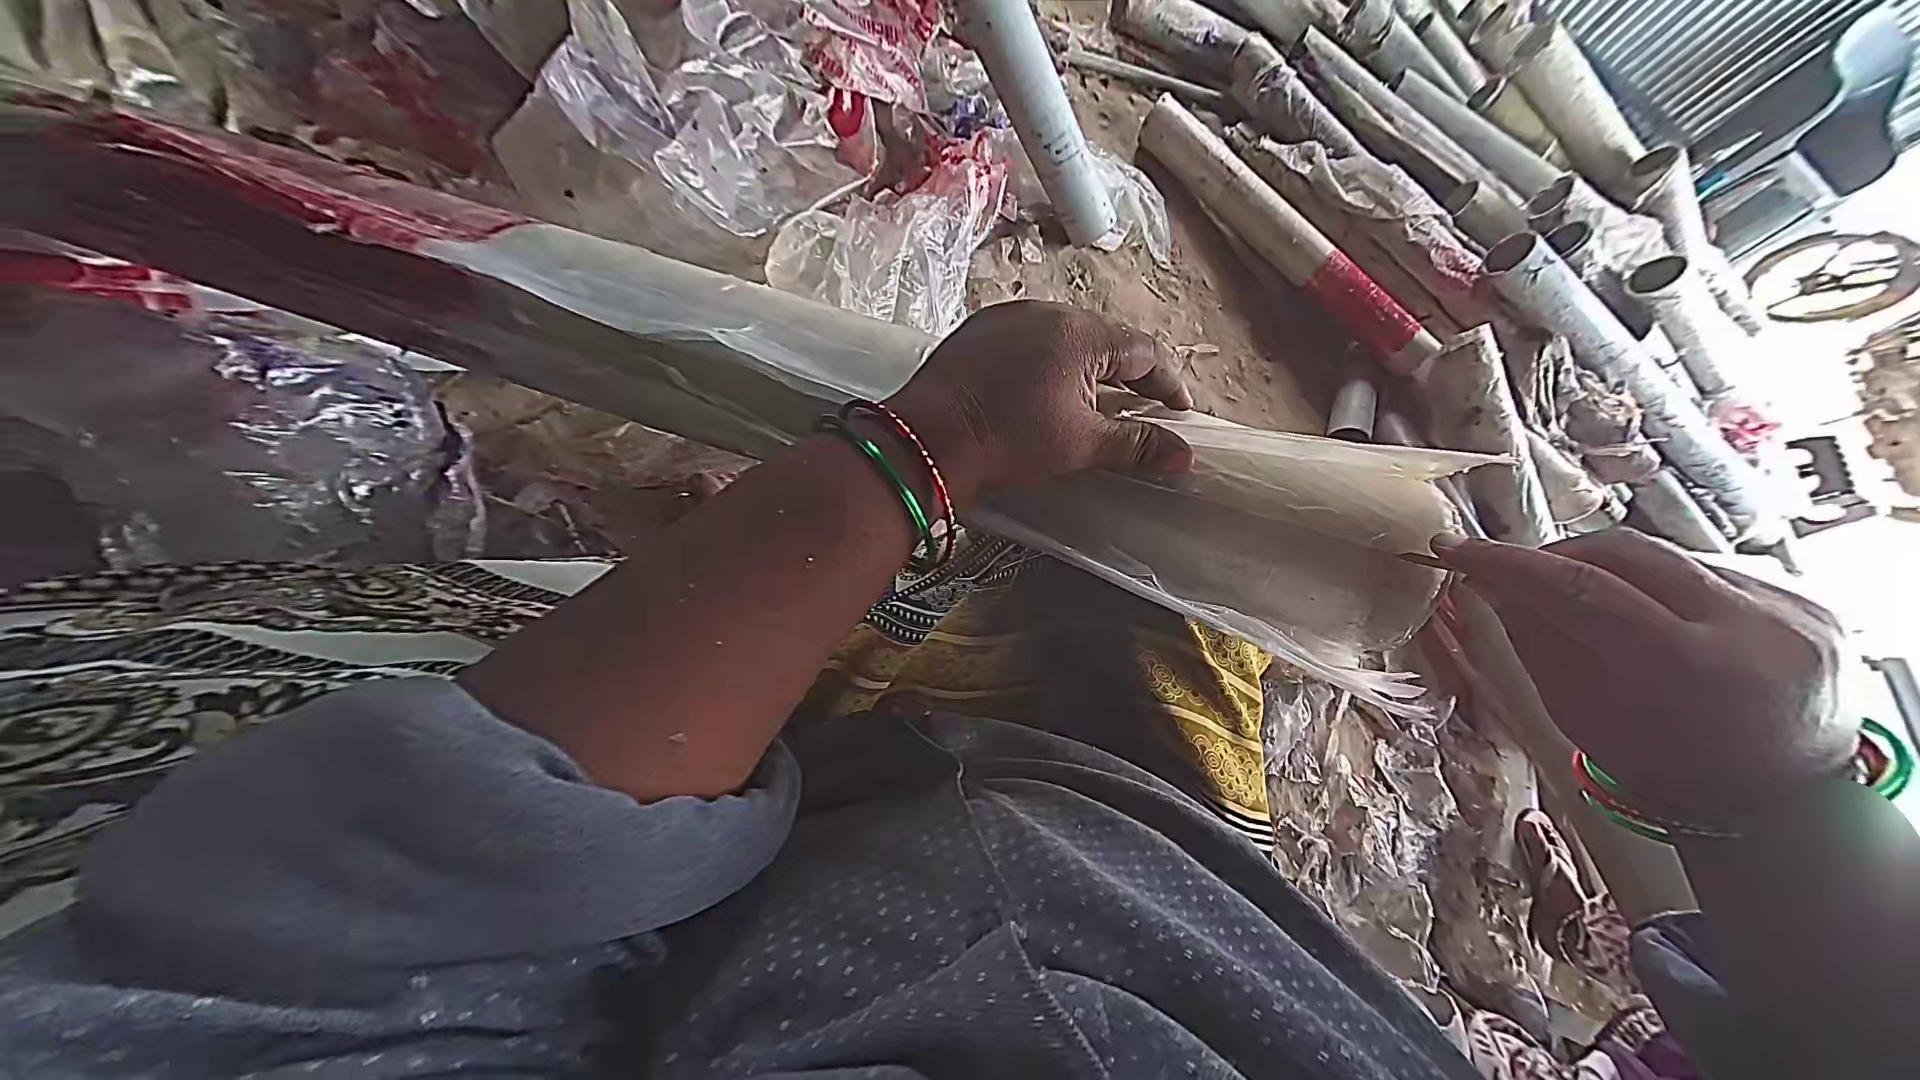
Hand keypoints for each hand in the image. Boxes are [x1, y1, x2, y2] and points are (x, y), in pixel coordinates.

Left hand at [885, 300, 1194, 502]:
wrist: (928, 439)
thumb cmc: (1009, 440)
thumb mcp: (1080, 444)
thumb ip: (1136, 445)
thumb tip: (1185, 456)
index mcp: (1081, 333)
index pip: (1143, 351)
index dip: (1166, 383)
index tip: (1177, 411)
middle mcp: (1046, 312)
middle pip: (1103, 341)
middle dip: (1124, 377)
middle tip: (1135, 410)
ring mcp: (1007, 318)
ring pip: (1063, 340)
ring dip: (1083, 370)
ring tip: (1087, 404)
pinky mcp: (978, 331)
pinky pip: (1027, 343)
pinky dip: (1044, 366)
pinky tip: (1038, 393)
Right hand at [1431, 529, 1854, 821]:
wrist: (1782, 793)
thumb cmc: (1659, 761)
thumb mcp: (1577, 707)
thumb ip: (1534, 637)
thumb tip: (1488, 582)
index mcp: (1690, 666)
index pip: (1580, 586)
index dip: (1506, 561)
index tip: (1453, 547)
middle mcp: (1754, 625)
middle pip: (1622, 551)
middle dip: (1551, 555)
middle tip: (1510, 572)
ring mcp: (1790, 607)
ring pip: (1658, 554)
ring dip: (1597, 566)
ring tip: (1570, 597)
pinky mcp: (1804, 597)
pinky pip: (1695, 567)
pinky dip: (1644, 579)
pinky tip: (1634, 609)